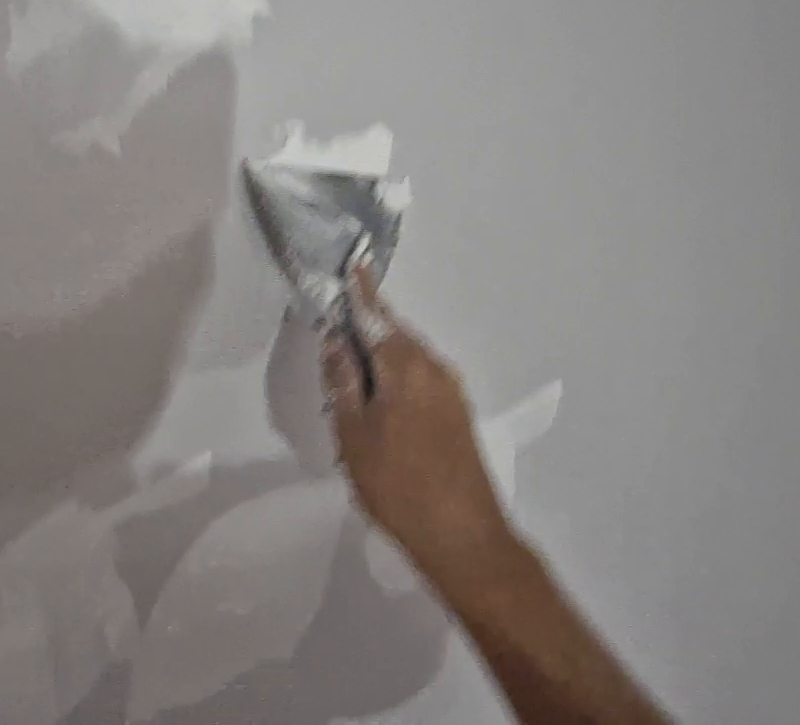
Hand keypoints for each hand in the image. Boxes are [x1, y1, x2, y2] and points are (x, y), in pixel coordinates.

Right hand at [323, 266, 514, 567]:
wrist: (464, 537)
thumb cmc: (397, 483)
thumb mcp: (353, 433)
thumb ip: (342, 382)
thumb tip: (336, 341)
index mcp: (406, 366)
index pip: (376, 316)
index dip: (361, 291)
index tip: (354, 263)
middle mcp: (434, 369)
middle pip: (394, 334)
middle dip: (366, 327)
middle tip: (335, 334)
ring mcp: (451, 392)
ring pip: (407, 358)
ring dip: (379, 355)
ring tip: (350, 373)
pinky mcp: (457, 414)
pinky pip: (419, 378)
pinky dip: (395, 375)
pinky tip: (378, 398)